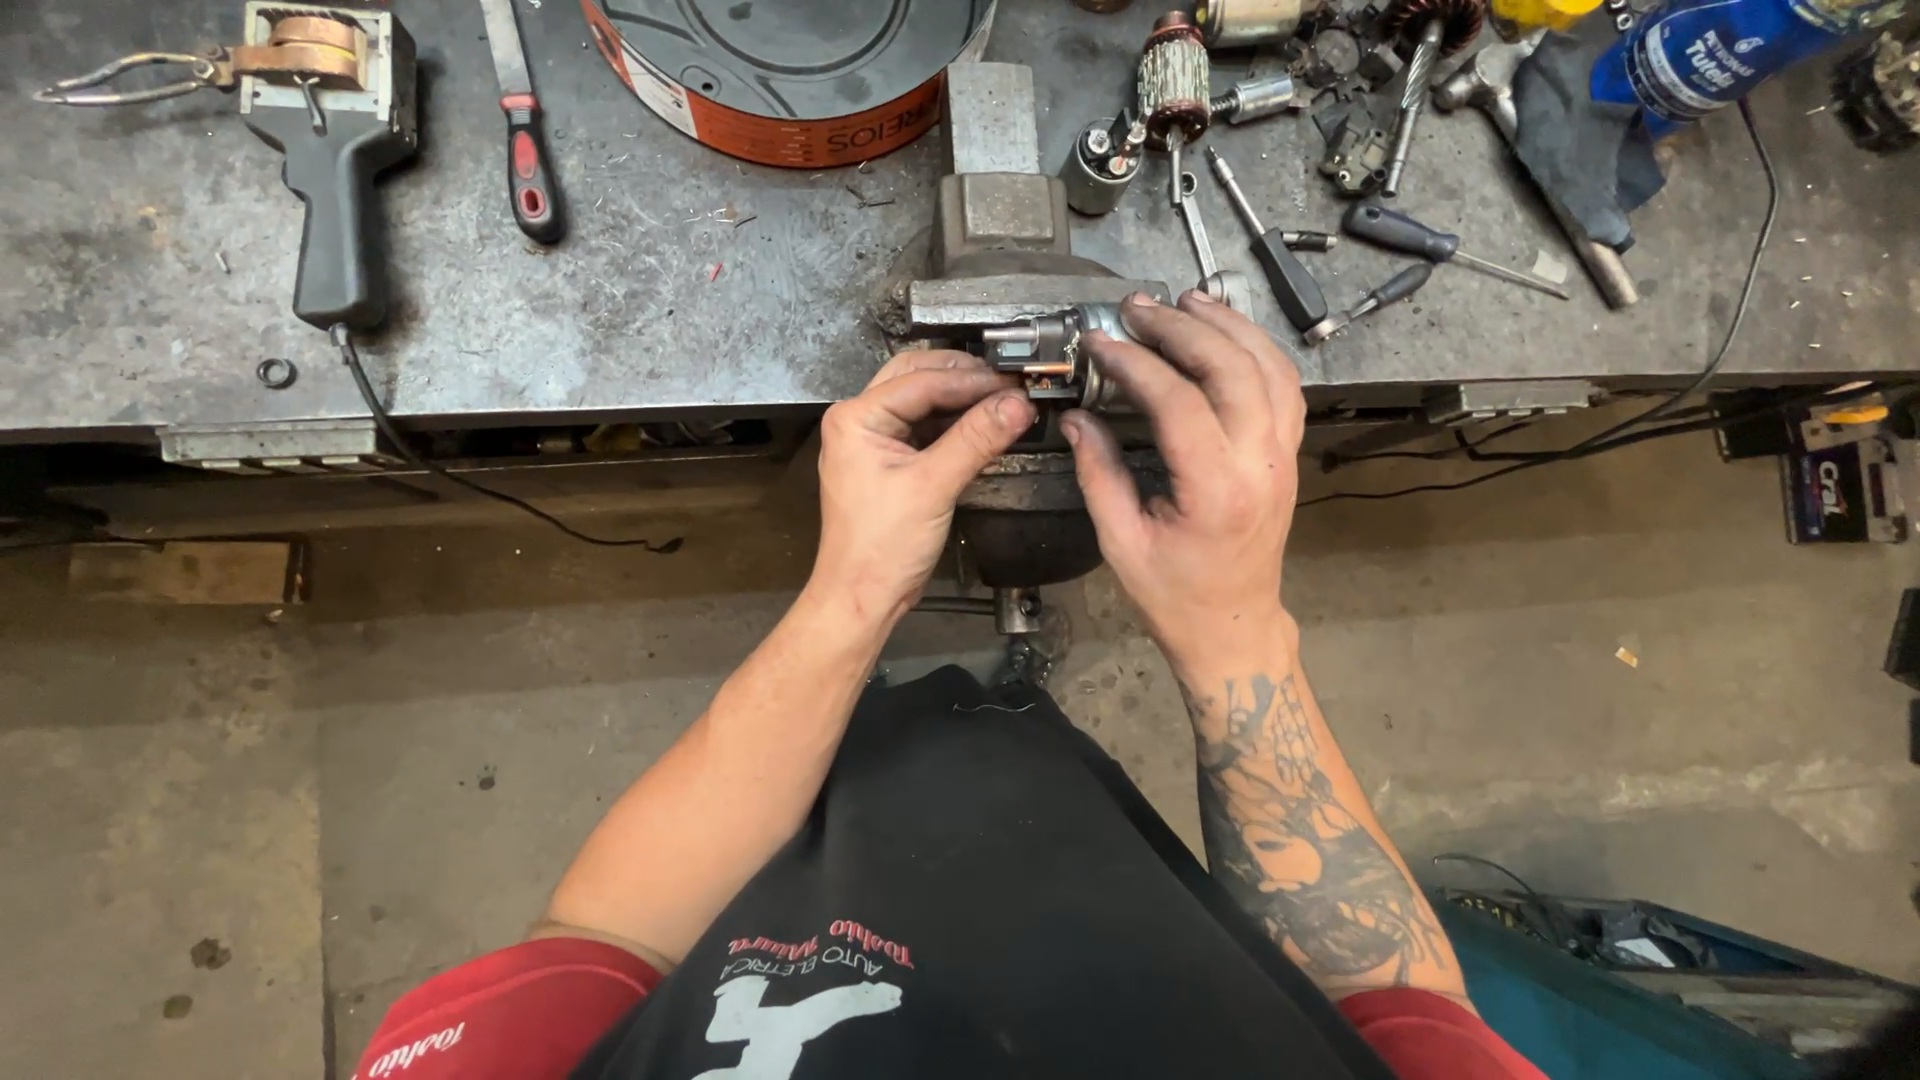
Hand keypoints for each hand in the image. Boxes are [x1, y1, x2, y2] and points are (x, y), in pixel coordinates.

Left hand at [811, 350, 1035, 624]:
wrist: (863, 597)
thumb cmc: (881, 547)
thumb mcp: (933, 486)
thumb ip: (976, 439)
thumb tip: (1018, 404)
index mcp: (856, 418)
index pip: (921, 381)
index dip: (971, 381)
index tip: (1014, 384)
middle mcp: (860, 421)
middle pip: (917, 378)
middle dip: (963, 379)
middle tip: (1008, 384)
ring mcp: (875, 442)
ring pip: (923, 403)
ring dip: (962, 401)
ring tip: (1004, 403)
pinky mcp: (891, 463)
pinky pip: (926, 430)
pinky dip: (955, 426)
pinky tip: (986, 427)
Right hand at [1061, 291, 1303, 667]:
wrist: (1232, 625)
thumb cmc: (1173, 595)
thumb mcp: (1121, 541)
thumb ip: (1099, 473)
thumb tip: (1077, 418)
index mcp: (1216, 490)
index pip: (1179, 401)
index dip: (1136, 363)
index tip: (1101, 342)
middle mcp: (1260, 464)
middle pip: (1232, 368)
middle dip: (1183, 327)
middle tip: (1139, 307)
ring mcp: (1282, 456)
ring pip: (1270, 367)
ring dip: (1228, 325)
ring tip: (1186, 300)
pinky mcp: (1286, 454)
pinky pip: (1284, 385)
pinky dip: (1256, 349)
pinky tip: (1226, 333)